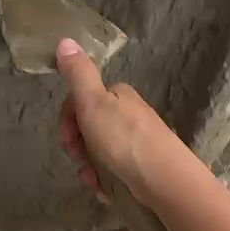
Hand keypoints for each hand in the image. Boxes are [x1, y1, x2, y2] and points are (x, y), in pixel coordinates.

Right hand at [56, 38, 180, 203]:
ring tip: (93, 181)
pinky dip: (105, 180)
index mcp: (117, 95)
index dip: (67, 122)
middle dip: (78, 148)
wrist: (165, 180)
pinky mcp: (142, 164)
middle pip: (87, 128)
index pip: (79, 102)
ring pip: (98, 151)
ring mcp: (136, 140)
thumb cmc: (124, 139)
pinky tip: (105, 190)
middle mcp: (128, 114)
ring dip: (89, 168)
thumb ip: (77, 73)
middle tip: (81, 162)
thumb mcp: (93, 102)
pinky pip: (114, 170)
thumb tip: (64, 40)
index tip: (68, 140)